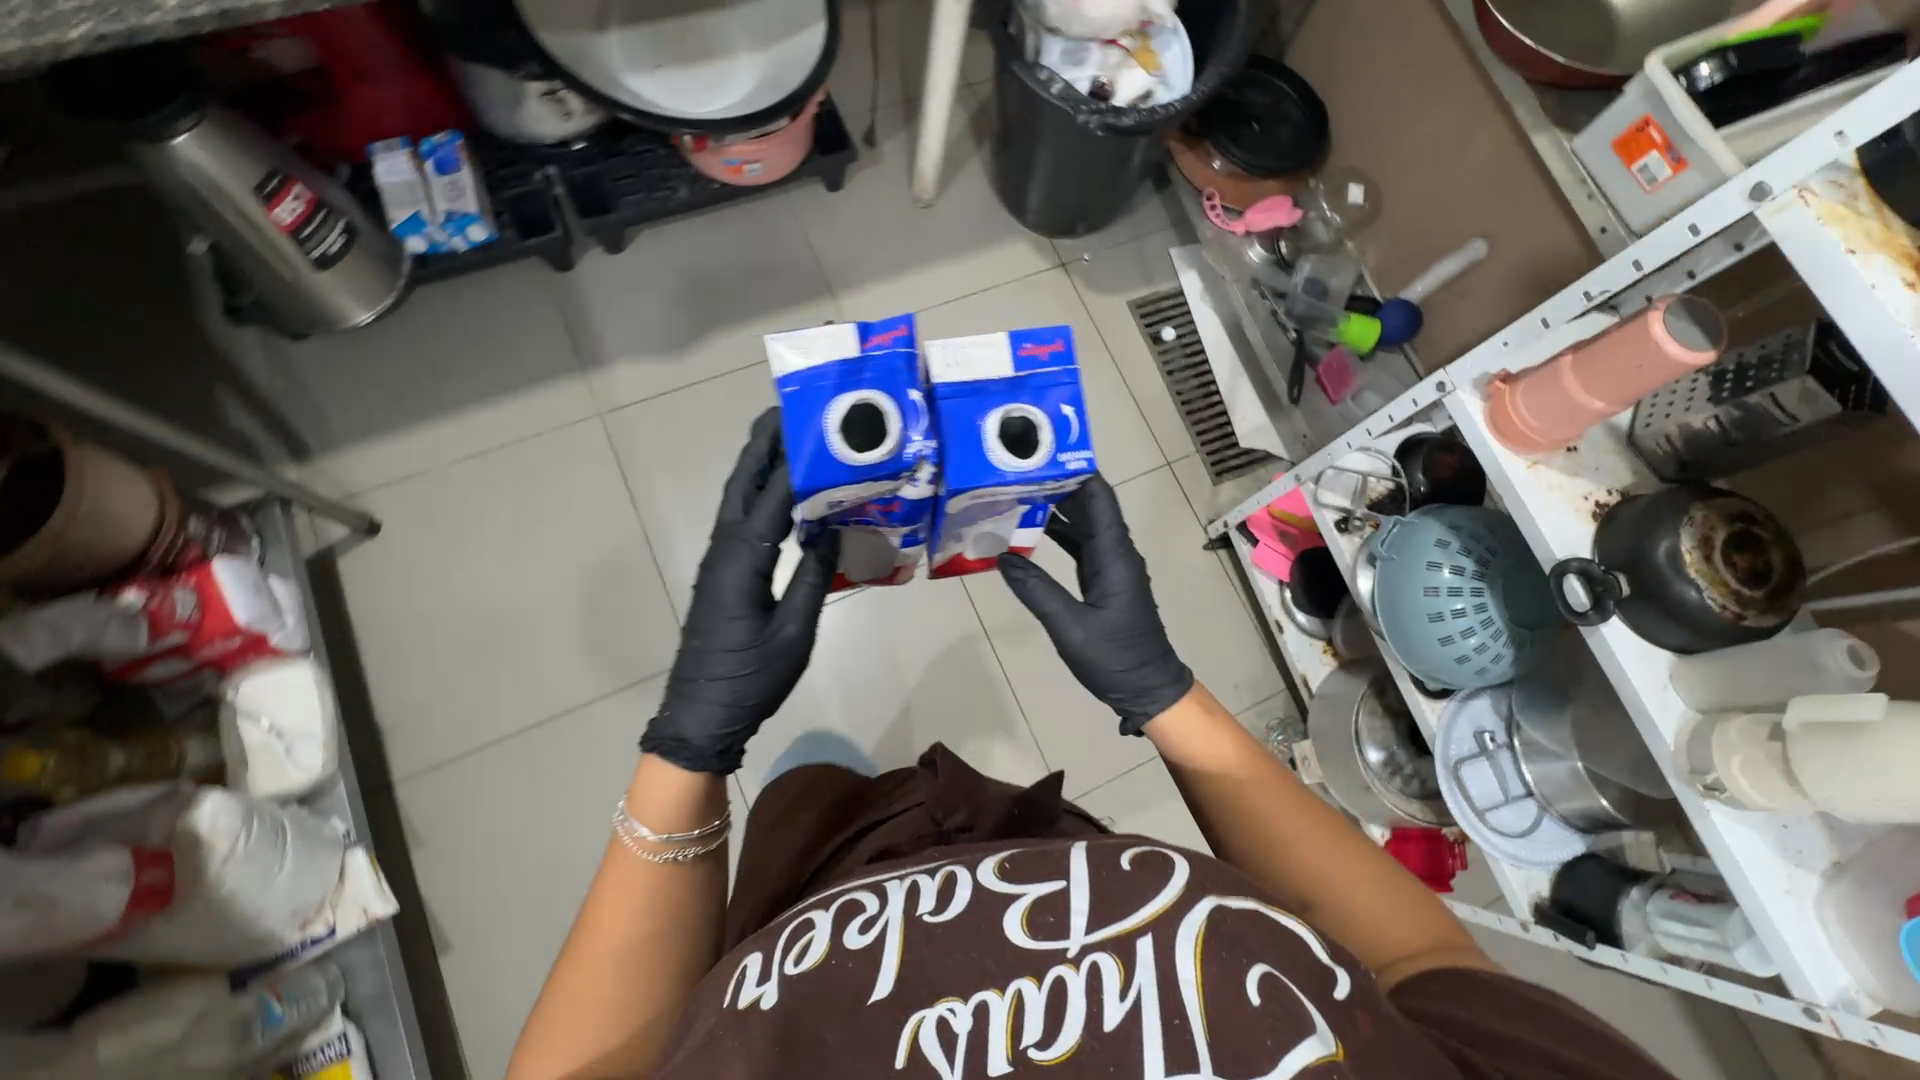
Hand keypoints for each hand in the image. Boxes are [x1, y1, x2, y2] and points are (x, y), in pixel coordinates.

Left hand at [639, 408, 836, 774]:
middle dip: (763, 446)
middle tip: (788, 410)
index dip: (796, 462)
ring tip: (785, 437)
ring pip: (737, 499)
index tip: (817, 426)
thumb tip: (831, 528)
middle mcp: (724, 549)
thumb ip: (812, 576)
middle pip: (743, 484)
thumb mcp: (794, 632)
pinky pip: (740, 520)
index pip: (773, 498)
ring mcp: (718, 560)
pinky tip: (778, 493)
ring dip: (758, 465)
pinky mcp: (722, 573)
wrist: (702, 713)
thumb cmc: (752, 677)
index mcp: (743, 560)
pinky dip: (758, 495)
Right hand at [995, 475, 1192, 734]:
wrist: (1146, 688)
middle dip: (1056, 483)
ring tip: (1016, 489)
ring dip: (1054, 507)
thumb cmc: (1114, 659)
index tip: (1041, 453)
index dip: (1073, 470)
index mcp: (1114, 555)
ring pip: (1083, 523)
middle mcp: (1116, 552)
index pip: (1098, 497)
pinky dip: (1057, 533)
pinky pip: (1080, 544)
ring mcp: (1111, 565)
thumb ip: (1036, 590)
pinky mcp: (1103, 578)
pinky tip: (1029, 529)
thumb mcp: (1070, 628)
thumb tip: (1001, 556)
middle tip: (1016, 468)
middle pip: (1089, 504)